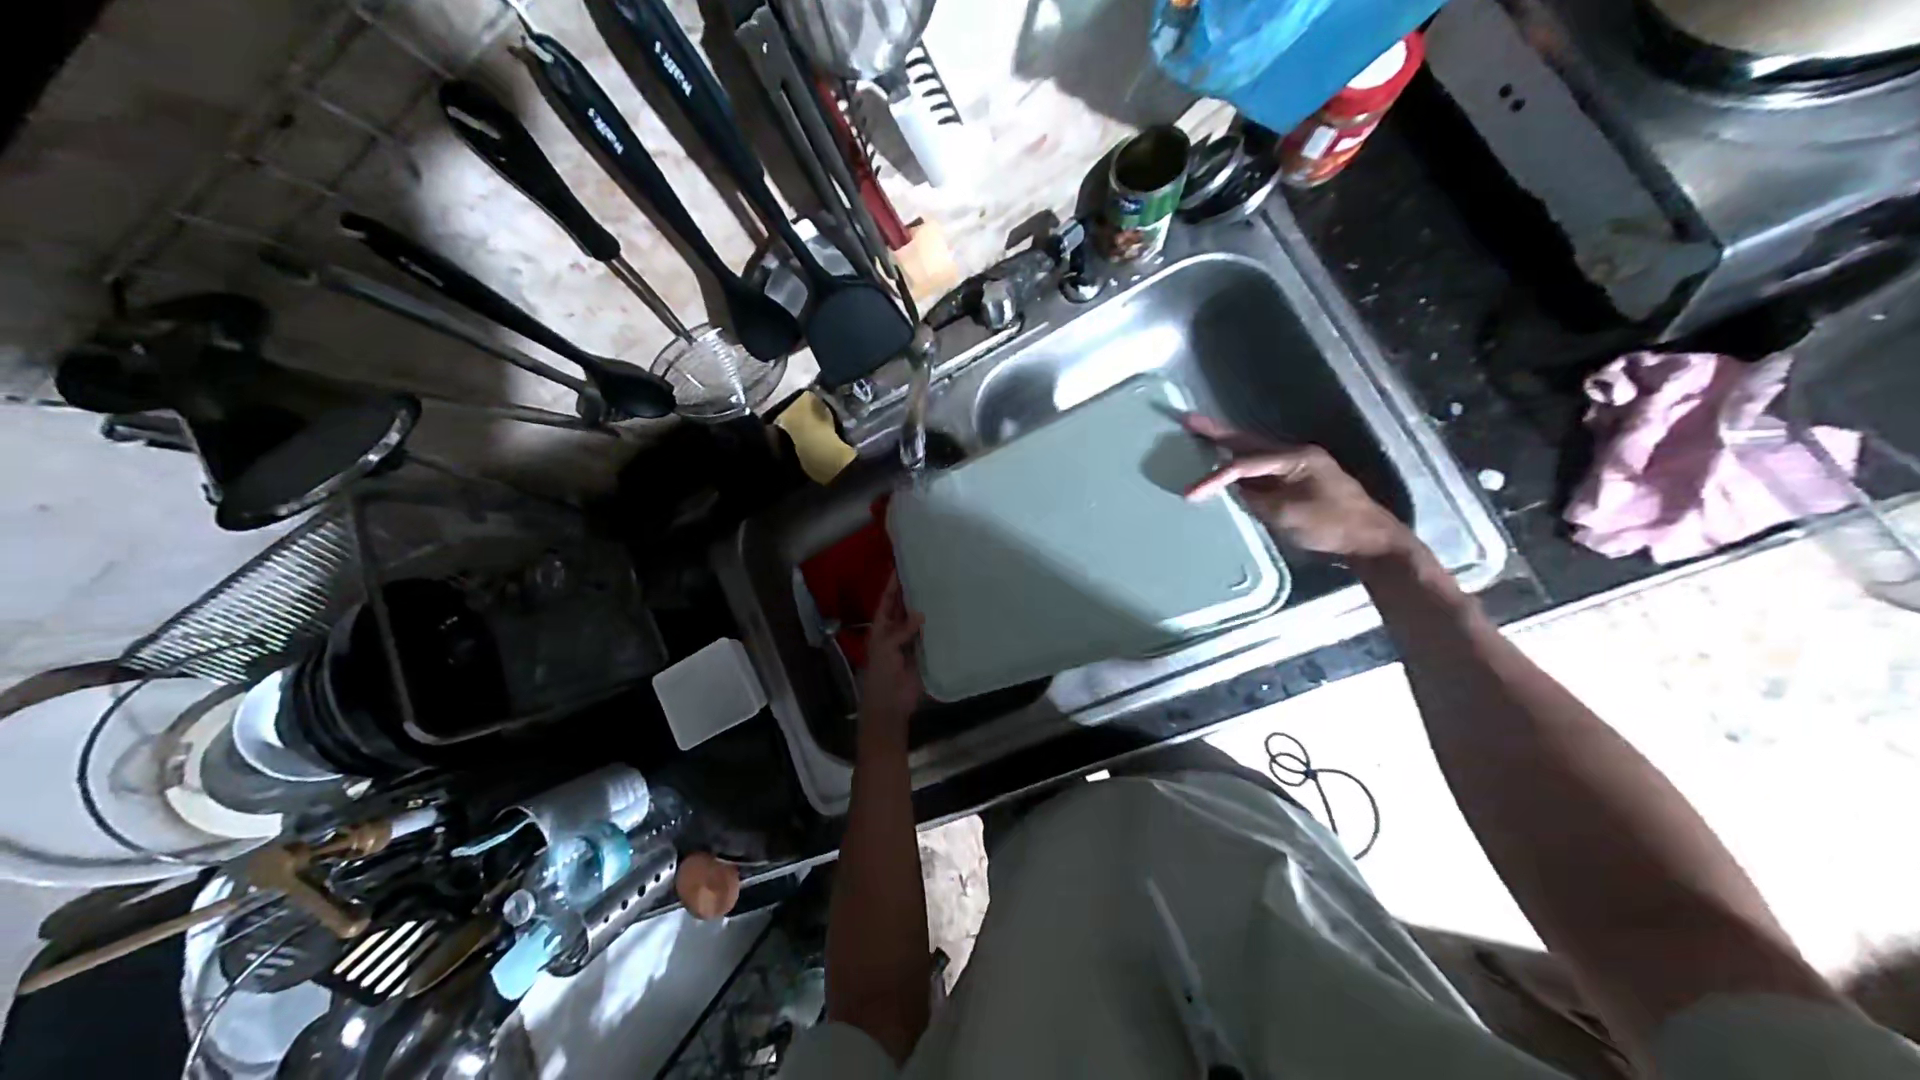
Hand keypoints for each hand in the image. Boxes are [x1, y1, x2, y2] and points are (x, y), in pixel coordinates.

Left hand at [857, 575, 924, 730]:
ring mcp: (909, 643)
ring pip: (917, 622)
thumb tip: (920, 613)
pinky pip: (929, 637)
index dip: (891, 586)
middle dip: (910, 594)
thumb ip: (902, 630)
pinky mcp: (923, 654)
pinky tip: (947, 615)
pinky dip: (935, 627)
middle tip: (925, 573)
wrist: (891, 704)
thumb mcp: (886, 648)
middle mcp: (895, 632)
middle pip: (903, 609)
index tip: (899, 567)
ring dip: (925, 609)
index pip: (886, 602)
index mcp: (881, 628)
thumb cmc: (882, 674)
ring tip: (939, 589)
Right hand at [1183, 415, 1414, 561]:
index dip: (1215, 477)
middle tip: (1187, 420)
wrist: (1370, 541)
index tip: (1191, 493)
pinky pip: (1261, 470)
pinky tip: (1225, 465)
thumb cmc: (1330, 525)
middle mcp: (1296, 455)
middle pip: (1248, 442)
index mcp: (1295, 457)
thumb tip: (1234, 489)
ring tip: (1199, 435)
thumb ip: (1255, 499)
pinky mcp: (1297, 483)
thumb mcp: (1286, 514)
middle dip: (1216, 433)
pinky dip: (1240, 466)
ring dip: (1226, 446)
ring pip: (1254, 453)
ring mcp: (1298, 468)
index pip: (1245, 464)